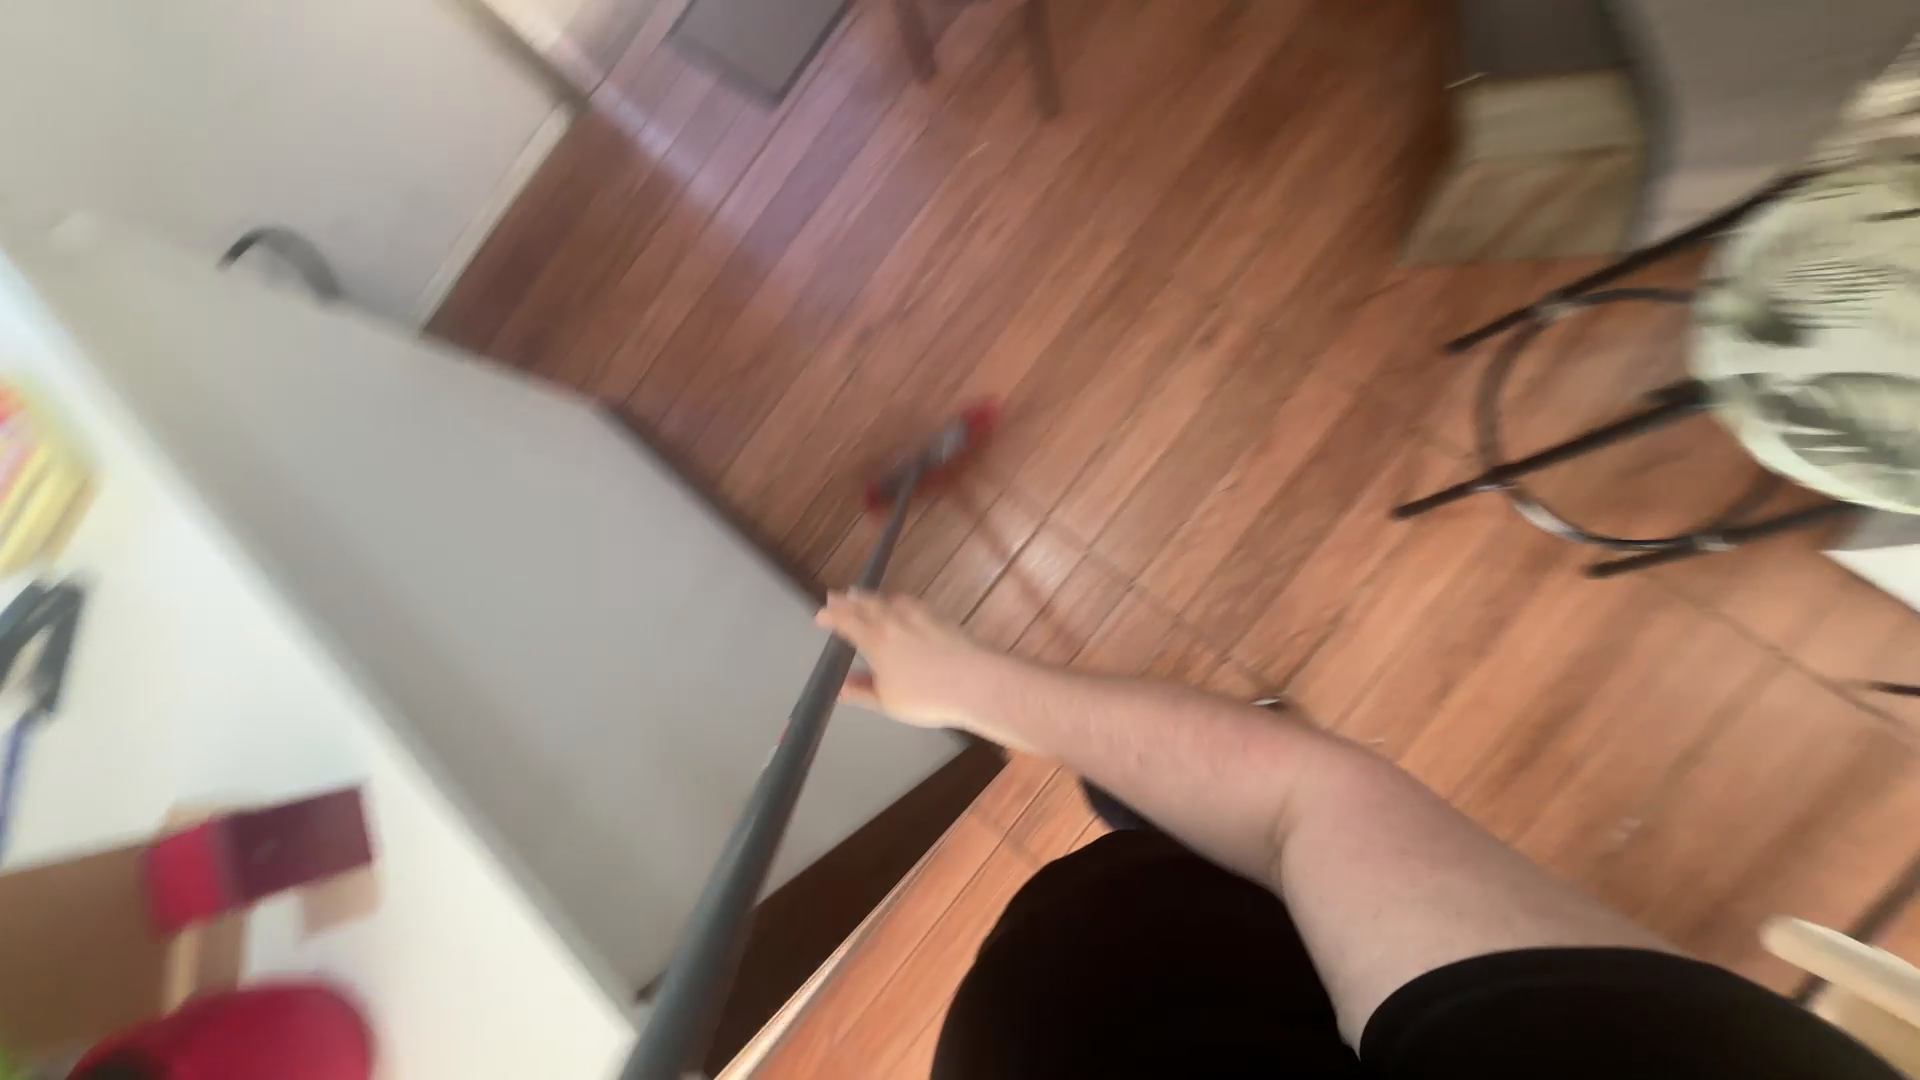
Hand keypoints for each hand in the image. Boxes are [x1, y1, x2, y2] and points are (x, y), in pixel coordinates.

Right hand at [816, 590, 1024, 747]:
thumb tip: (841, 686)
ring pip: (888, 599)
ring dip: (872, 597)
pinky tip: (901, 605)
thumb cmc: (926, 696)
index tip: (820, 615)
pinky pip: (910, 603)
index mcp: (876, 640)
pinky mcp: (940, 617)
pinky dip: (897, 601)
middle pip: (866, 603)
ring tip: (864, 596)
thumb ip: (862, 691)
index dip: (831, 616)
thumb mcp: (887, 702)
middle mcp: (894, 620)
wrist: (975, 681)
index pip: (846, 621)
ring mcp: (919, 615)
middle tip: (837, 595)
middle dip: (848, 600)